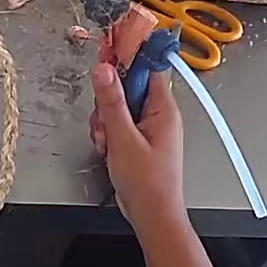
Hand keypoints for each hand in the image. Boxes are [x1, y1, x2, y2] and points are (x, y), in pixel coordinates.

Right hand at [90, 60, 185, 227]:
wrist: (152, 217)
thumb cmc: (148, 184)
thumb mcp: (123, 138)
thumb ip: (111, 102)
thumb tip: (104, 69)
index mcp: (163, 108)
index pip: (147, 67)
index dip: (126, 57)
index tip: (107, 50)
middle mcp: (157, 114)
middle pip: (126, 87)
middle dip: (108, 103)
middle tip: (105, 122)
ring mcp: (147, 127)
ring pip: (117, 107)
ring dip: (105, 122)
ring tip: (108, 143)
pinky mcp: (137, 139)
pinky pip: (117, 124)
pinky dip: (107, 134)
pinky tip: (108, 149)